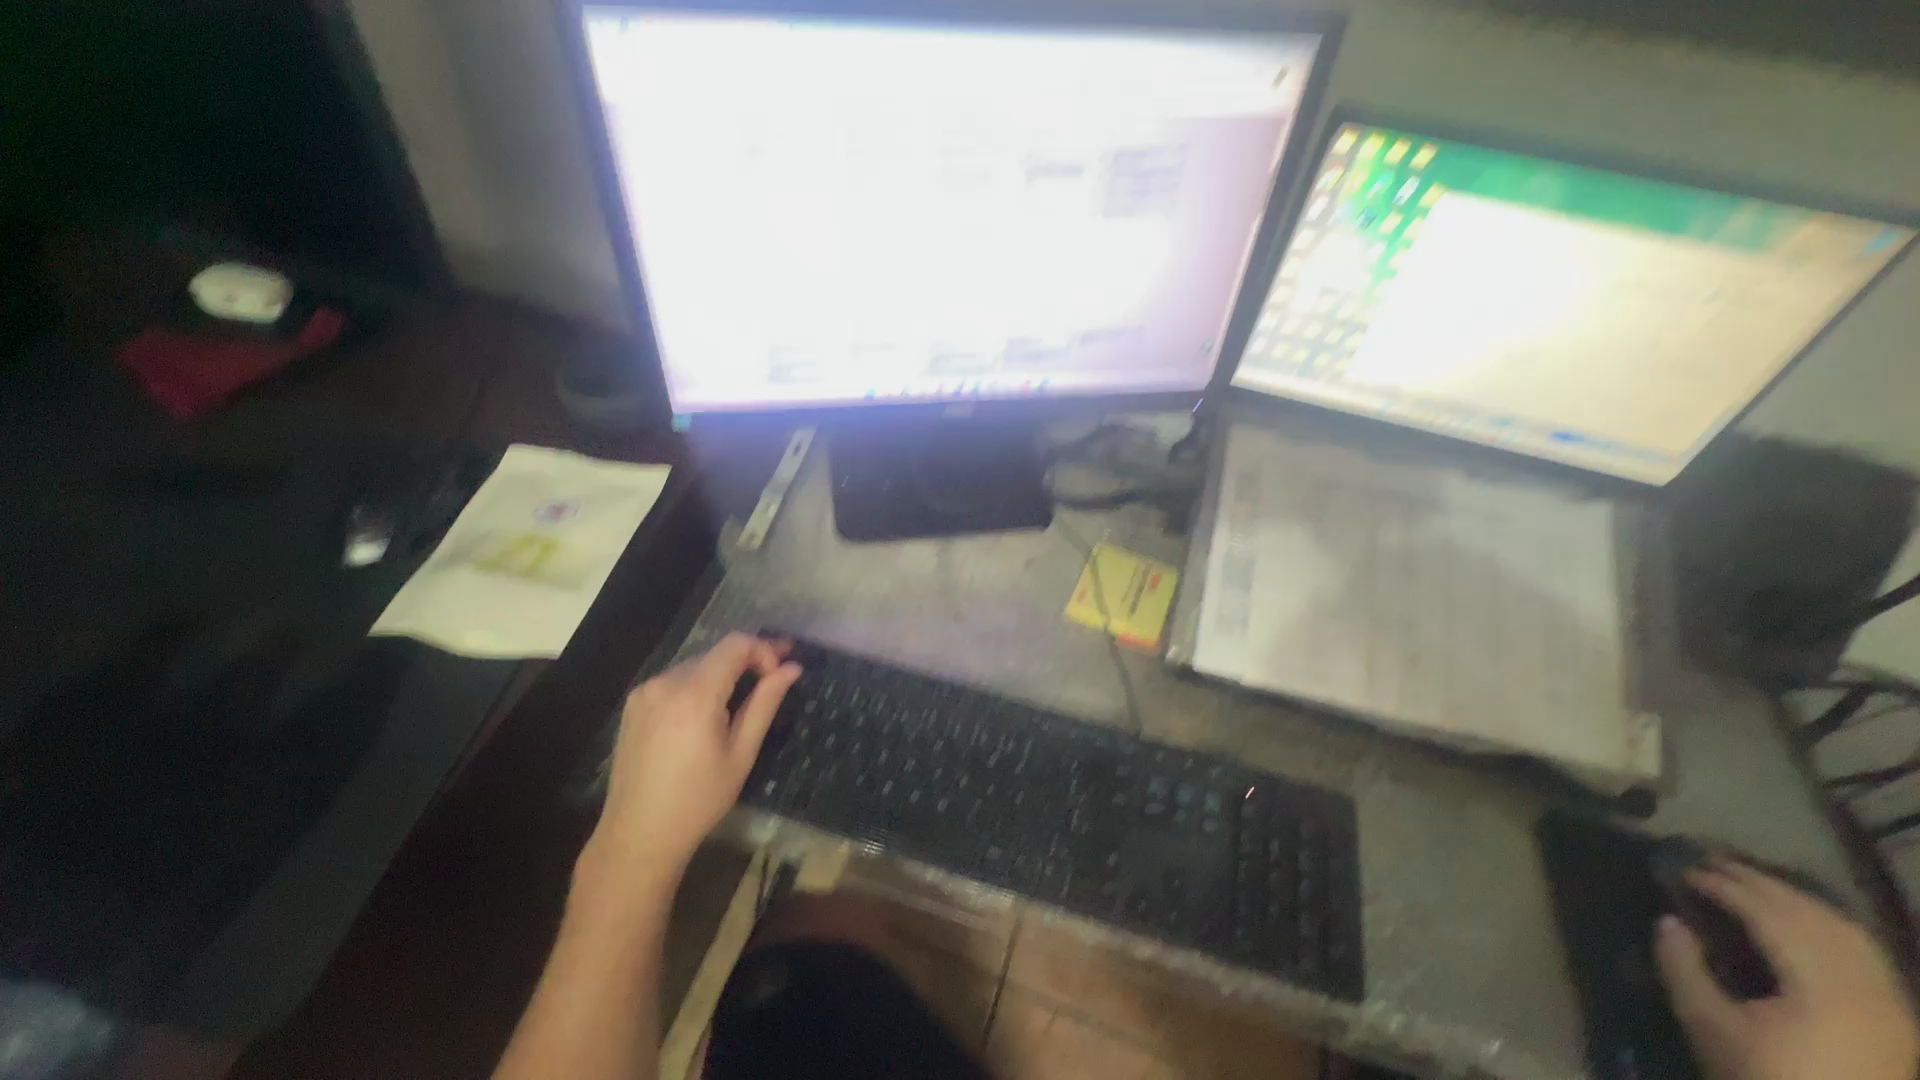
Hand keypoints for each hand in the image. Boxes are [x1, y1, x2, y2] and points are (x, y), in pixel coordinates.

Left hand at [583, 634, 801, 889]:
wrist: (639, 833)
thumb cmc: (699, 799)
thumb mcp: (741, 753)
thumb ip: (765, 703)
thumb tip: (792, 668)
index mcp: (695, 694)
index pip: (736, 644)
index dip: (764, 650)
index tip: (781, 673)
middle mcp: (665, 682)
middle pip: (715, 654)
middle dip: (746, 663)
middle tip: (773, 681)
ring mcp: (644, 692)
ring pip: (695, 666)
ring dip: (721, 676)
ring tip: (739, 705)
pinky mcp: (633, 704)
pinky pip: (674, 681)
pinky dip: (696, 687)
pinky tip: (704, 717)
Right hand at [1655, 857, 1918, 1079]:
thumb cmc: (1765, 1078)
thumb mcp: (1709, 1027)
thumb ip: (1683, 968)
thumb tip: (1670, 921)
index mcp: (1821, 987)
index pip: (1771, 916)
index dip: (1726, 887)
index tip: (1684, 870)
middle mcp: (1864, 985)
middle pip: (1812, 915)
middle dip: (1758, 882)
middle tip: (1711, 862)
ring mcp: (1888, 1001)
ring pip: (1844, 928)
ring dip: (1794, 897)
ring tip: (1749, 880)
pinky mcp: (1894, 1015)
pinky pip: (1862, 948)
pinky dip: (1824, 920)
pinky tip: (1798, 916)